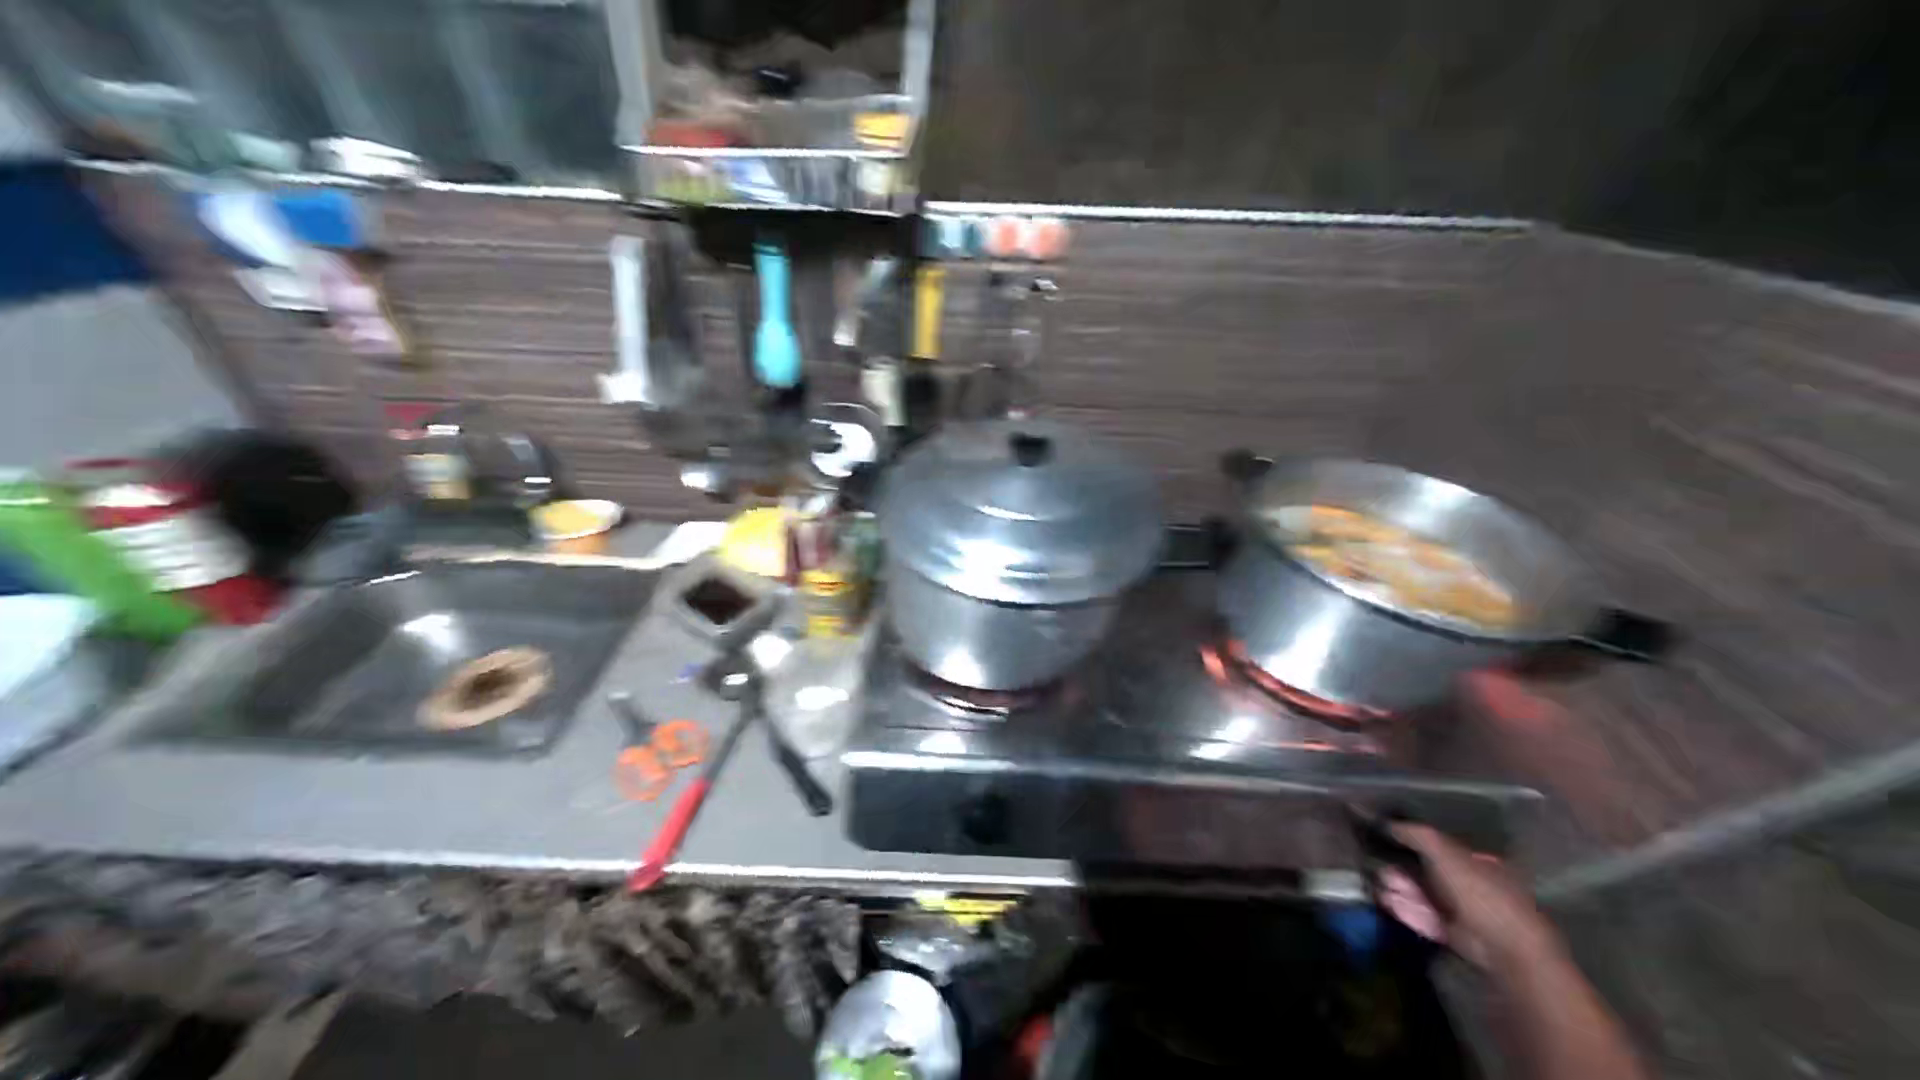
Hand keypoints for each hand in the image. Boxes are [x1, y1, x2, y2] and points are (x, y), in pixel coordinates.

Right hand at [1388, 823, 1563, 970]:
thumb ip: (1416, 834)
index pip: (1440, 848)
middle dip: (1402, 869)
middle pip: (1428, 873)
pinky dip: (1405, 909)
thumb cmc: (1478, 891)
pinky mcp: (1454, 935)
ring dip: (1400, 889)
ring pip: (1424, 896)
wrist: (1503, 946)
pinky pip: (1425, 917)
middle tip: (1380, 866)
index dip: (1412, 844)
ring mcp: (1464, 912)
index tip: (1388, 842)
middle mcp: (1472, 885)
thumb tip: (1387, 822)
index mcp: (1478, 862)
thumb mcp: (1444, 851)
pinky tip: (1384, 900)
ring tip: (1378, 884)